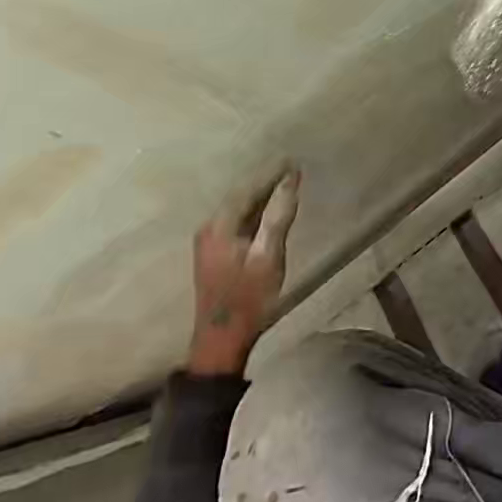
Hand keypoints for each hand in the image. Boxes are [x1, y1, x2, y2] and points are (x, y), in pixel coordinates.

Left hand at [187, 164, 301, 376]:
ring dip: (260, 196)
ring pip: (238, 208)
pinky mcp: (214, 252)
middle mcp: (209, 228)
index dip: (270, 173)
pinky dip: (254, 211)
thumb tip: (289, 180)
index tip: (292, 161)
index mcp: (219, 227)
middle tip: (291, 168)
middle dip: (266, 181)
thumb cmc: (248, 299)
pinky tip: (269, 210)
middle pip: (240, 196)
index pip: (247, 189)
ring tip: (285, 184)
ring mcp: (209, 241)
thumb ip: (278, 217)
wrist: (221, 340)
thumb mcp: (268, 257)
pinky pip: (237, 220)